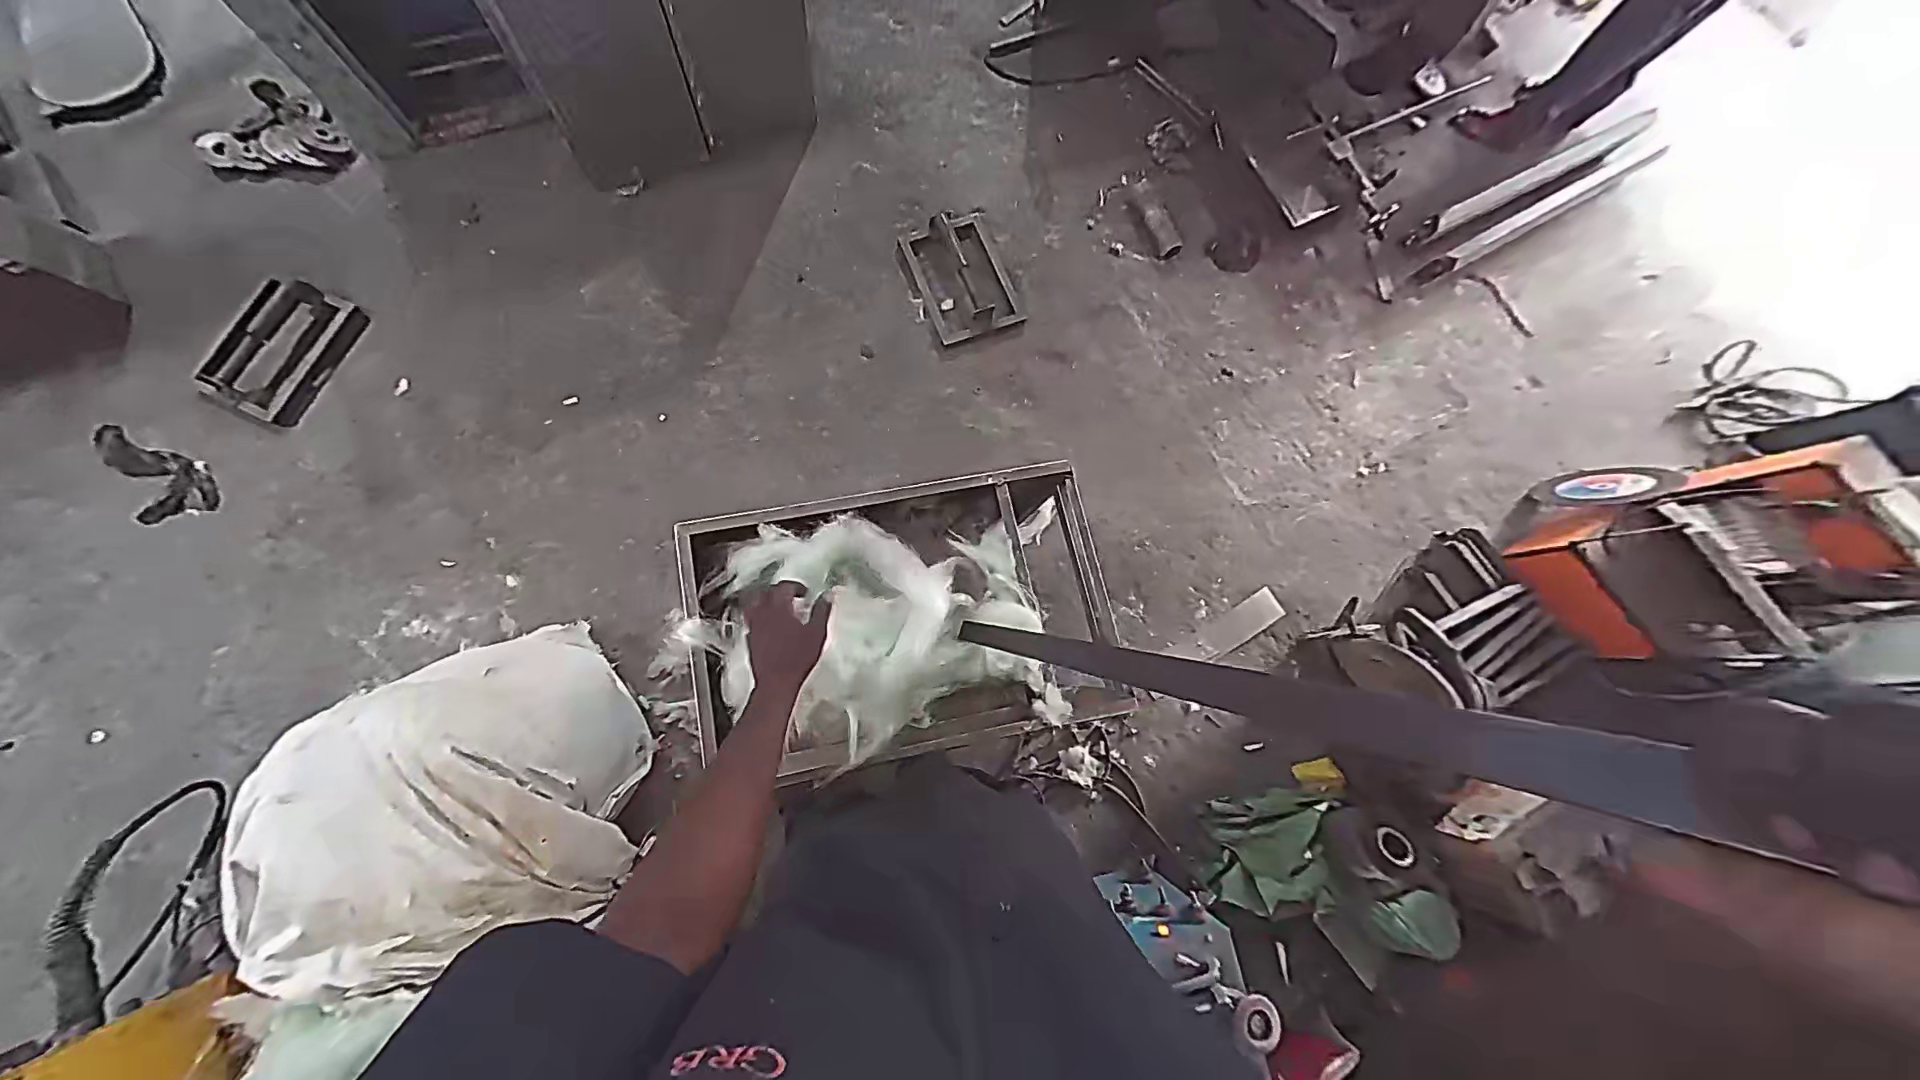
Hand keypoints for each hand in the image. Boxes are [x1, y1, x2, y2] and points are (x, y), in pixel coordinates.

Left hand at [745, 583, 829, 696]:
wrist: (776, 682)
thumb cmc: (797, 659)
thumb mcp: (817, 632)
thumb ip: (822, 611)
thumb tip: (827, 596)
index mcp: (779, 608)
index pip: (784, 587)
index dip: (795, 586)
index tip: (804, 592)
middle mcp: (762, 613)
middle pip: (767, 592)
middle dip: (781, 590)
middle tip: (793, 596)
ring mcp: (753, 626)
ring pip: (756, 604)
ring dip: (768, 601)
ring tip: (779, 607)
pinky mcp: (749, 638)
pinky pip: (752, 619)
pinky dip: (761, 615)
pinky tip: (770, 623)